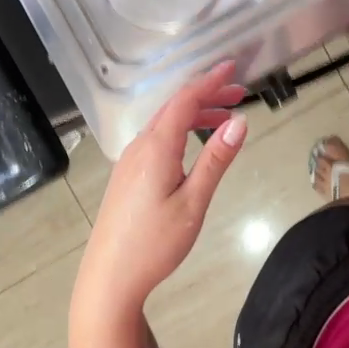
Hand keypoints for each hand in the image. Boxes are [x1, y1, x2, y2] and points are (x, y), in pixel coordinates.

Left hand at [73, 61, 248, 324]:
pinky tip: (194, 145)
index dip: (209, 81)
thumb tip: (240, 122)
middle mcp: (139, 146)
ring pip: (164, 123)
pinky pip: (157, 138)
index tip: (232, 67)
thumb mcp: (194, 202)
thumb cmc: (155, 243)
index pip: (184, 100)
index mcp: (156, 147)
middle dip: (206, 94)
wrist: (108, 280)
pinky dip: (181, 130)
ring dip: (195, 114)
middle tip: (239, 93)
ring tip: (224, 119)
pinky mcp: (127, 176)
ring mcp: (129, 161)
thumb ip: (216, 160)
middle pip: (174, 107)